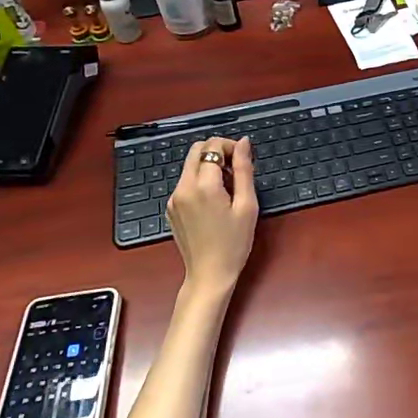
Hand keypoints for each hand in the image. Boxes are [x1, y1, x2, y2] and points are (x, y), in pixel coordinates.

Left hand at [166, 137, 258, 296]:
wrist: (209, 275)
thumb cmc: (234, 243)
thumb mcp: (247, 205)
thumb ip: (244, 169)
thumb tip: (243, 142)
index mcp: (203, 186)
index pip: (212, 146)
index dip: (230, 146)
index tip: (243, 160)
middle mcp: (183, 188)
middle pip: (196, 150)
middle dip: (217, 152)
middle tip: (235, 171)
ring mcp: (173, 198)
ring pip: (190, 165)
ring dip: (208, 166)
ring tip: (227, 188)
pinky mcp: (171, 208)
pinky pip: (185, 182)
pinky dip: (199, 181)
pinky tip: (214, 201)